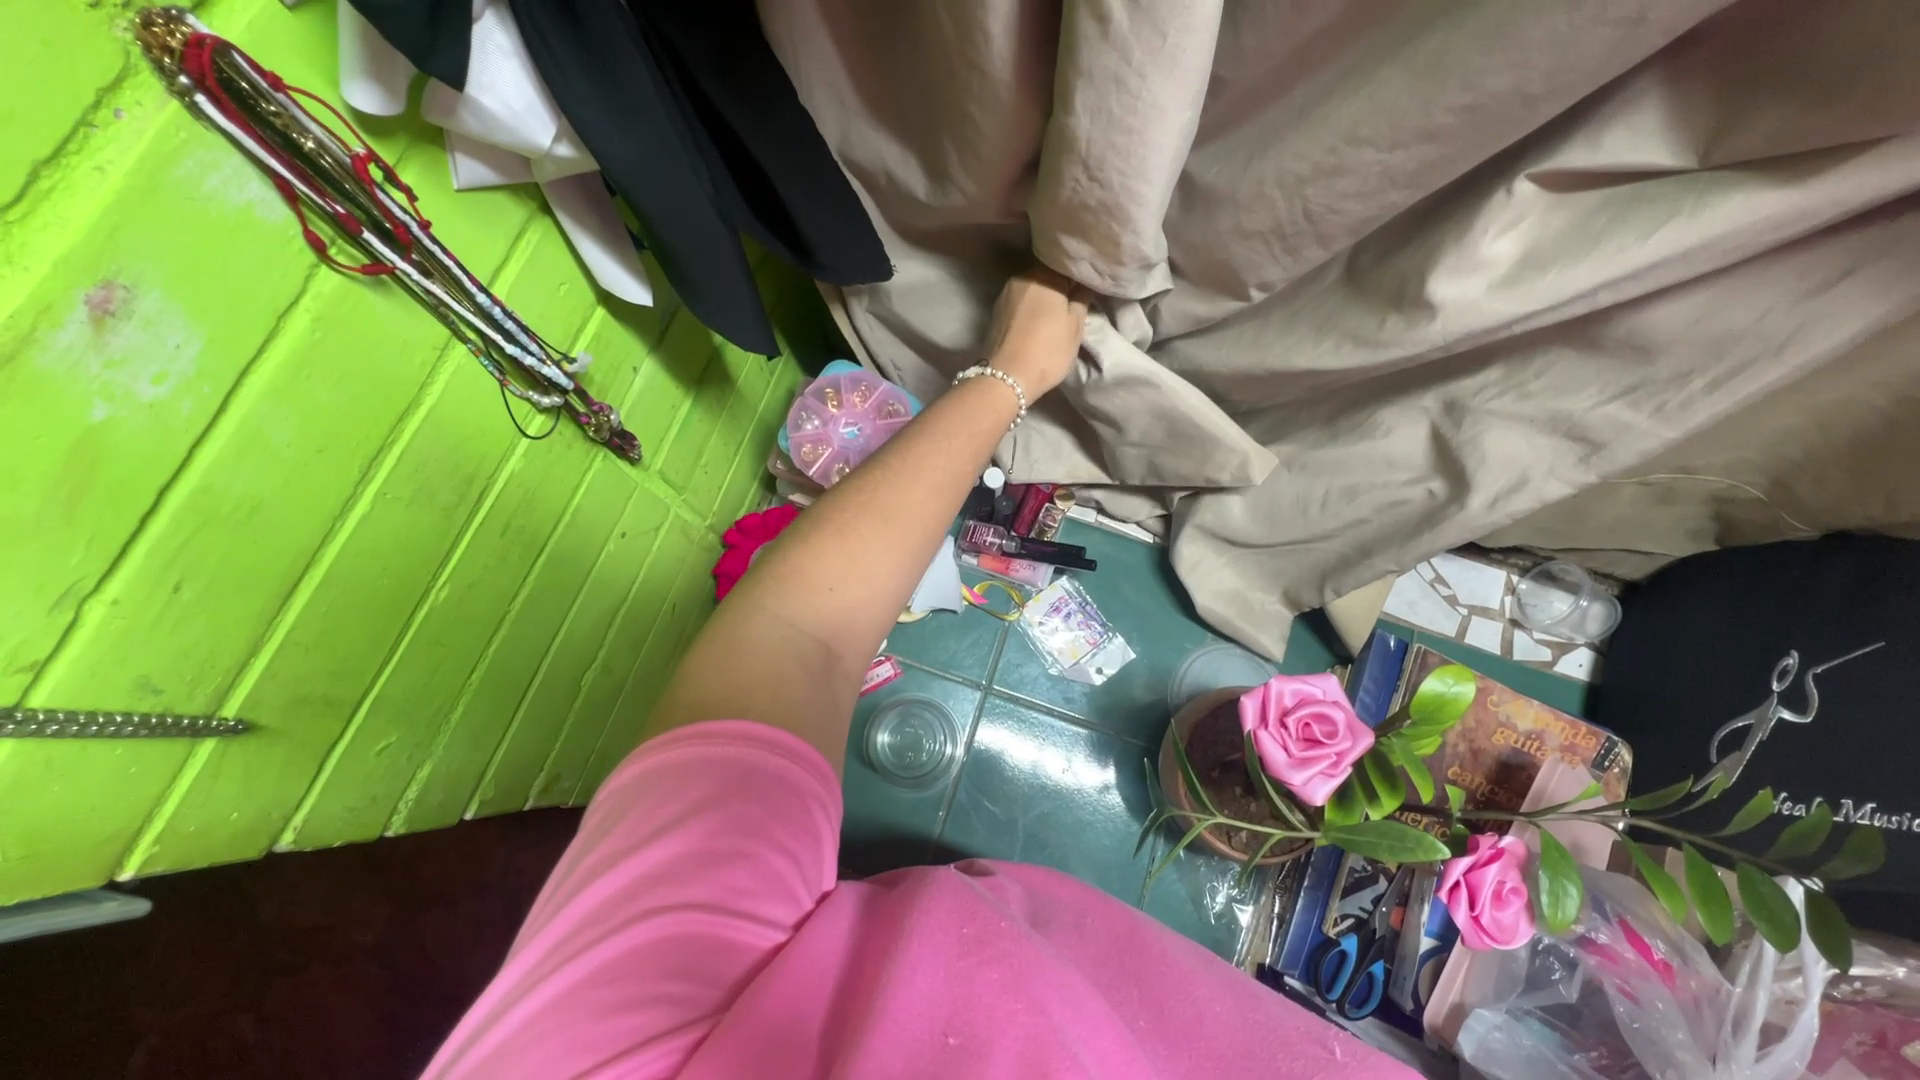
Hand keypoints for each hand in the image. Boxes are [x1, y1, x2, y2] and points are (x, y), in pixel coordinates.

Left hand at [983, 266, 1089, 398]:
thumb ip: (1081, 299)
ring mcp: (1005, 294)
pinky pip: (1020, 302)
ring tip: (1055, 312)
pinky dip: (1030, 307)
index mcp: (1043, 275)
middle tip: (1073, 300)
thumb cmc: (1048, 350)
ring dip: (1043, 296)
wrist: (1007, 378)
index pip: (1065, 263)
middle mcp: (1021, 277)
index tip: (1086, 285)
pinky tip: (1037, 320)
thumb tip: (1083, 283)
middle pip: (1046, 274)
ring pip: (1031, 288)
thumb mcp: (1075, 326)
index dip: (1077, 273)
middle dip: (1059, 284)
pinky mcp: (996, 312)